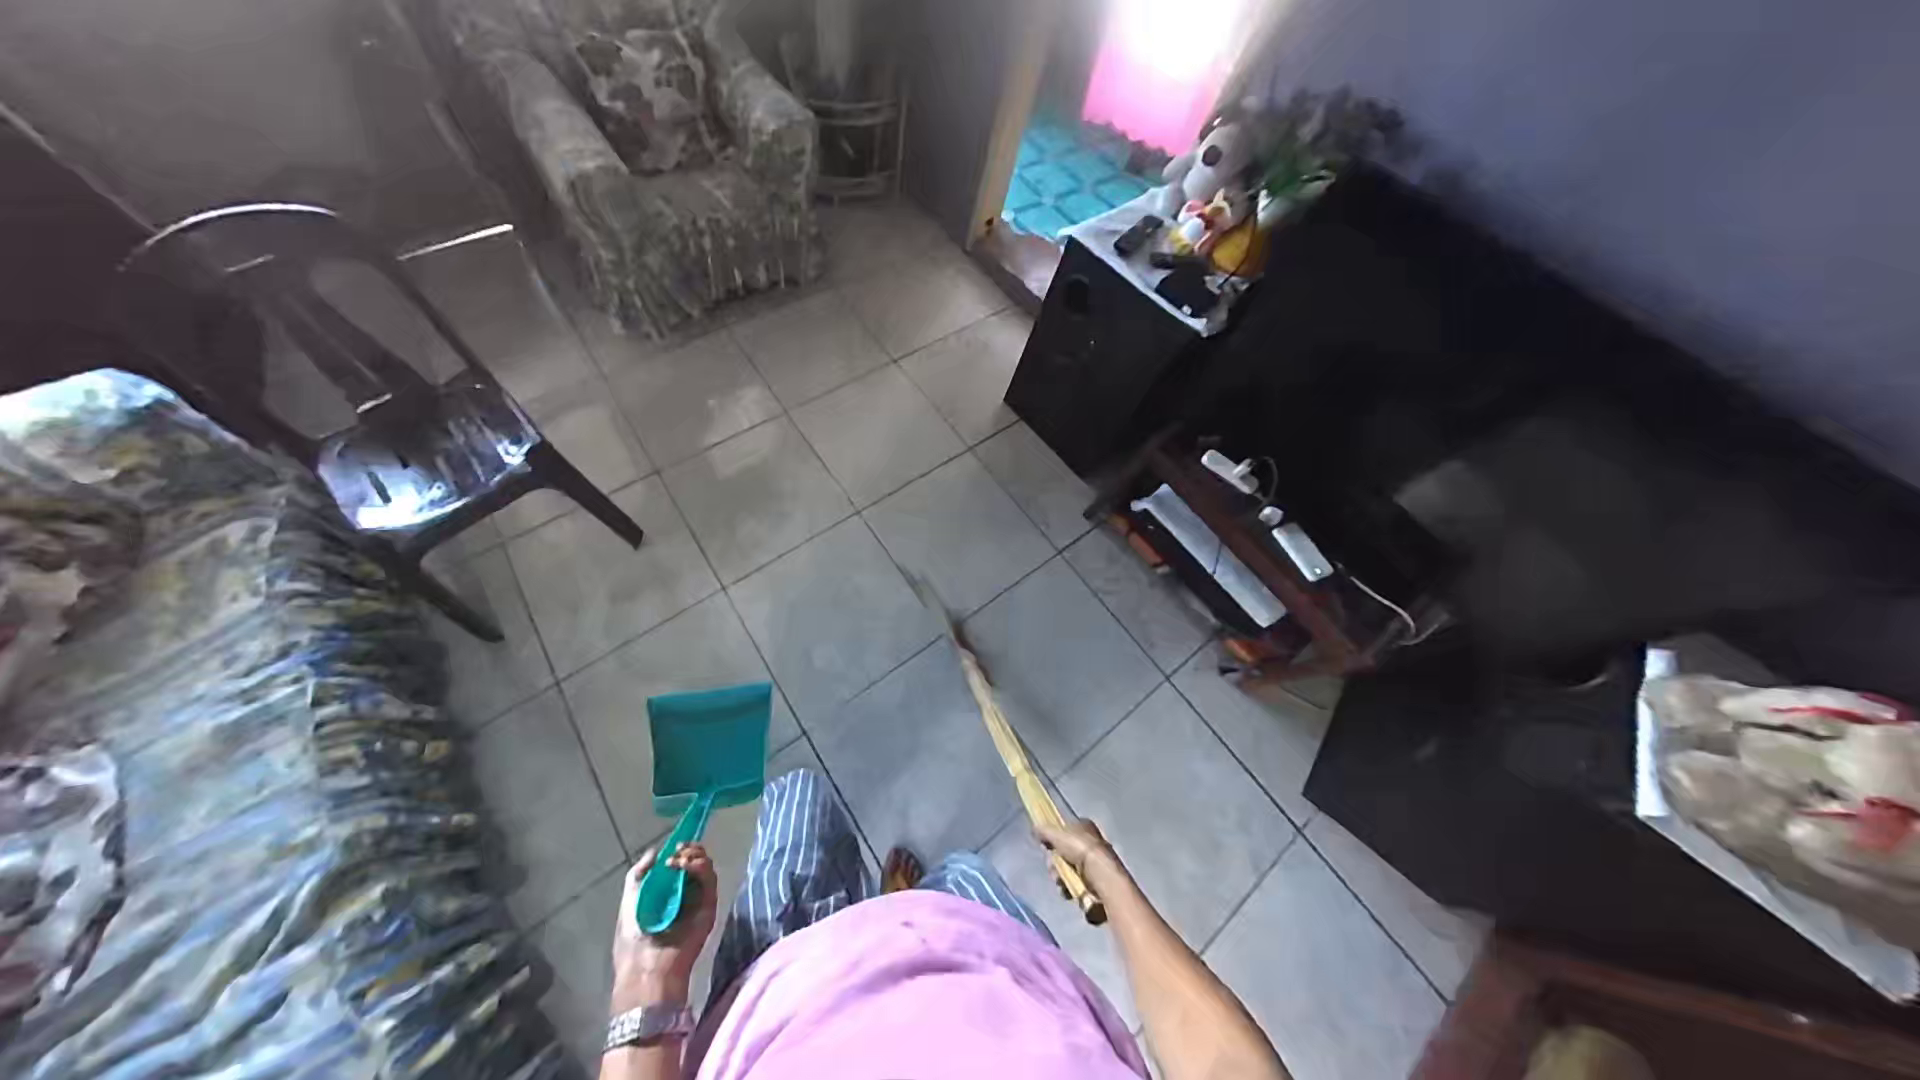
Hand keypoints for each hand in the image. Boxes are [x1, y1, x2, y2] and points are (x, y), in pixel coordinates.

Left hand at [610, 842, 717, 1010]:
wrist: (645, 968)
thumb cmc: (633, 939)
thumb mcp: (629, 901)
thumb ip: (638, 874)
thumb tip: (655, 851)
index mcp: (667, 893)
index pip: (680, 864)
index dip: (680, 851)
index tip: (674, 845)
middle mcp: (685, 894)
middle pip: (696, 862)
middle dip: (690, 850)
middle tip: (679, 850)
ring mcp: (699, 900)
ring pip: (706, 868)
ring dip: (695, 857)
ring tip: (680, 860)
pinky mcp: (709, 907)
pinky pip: (710, 882)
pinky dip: (702, 868)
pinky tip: (687, 866)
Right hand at [1033, 818, 1127, 896]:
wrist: (1102, 875)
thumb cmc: (1080, 849)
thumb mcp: (1057, 835)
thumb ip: (1045, 831)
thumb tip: (1035, 828)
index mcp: (1085, 826)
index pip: (1065, 831)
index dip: (1055, 840)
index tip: (1047, 848)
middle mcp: (1091, 843)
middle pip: (1065, 853)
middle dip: (1056, 864)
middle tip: (1054, 870)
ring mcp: (1095, 863)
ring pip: (1069, 871)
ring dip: (1062, 878)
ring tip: (1062, 884)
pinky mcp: (1097, 882)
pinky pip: (1077, 885)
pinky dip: (1071, 889)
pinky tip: (1070, 892)